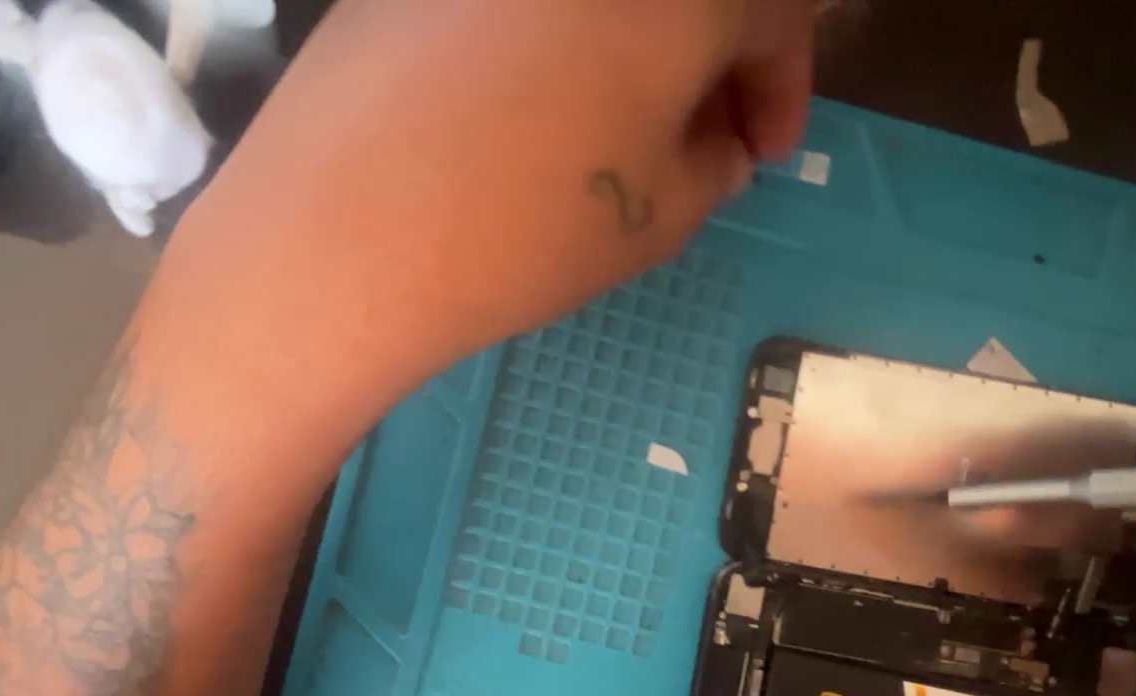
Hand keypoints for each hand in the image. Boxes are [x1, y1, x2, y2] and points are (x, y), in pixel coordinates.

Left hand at [174, 0, 812, 374]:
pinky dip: (563, 41)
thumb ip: (715, 166)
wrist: (352, 233)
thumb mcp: (658, 218)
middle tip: (700, 141)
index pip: (778, 8)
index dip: (784, 82)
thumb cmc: (529, 231)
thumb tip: (720, 141)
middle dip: (715, 63)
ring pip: (608, 2)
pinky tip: (536, 110)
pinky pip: (526, 8)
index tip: (764, 150)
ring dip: (640, 51)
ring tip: (613, 134)